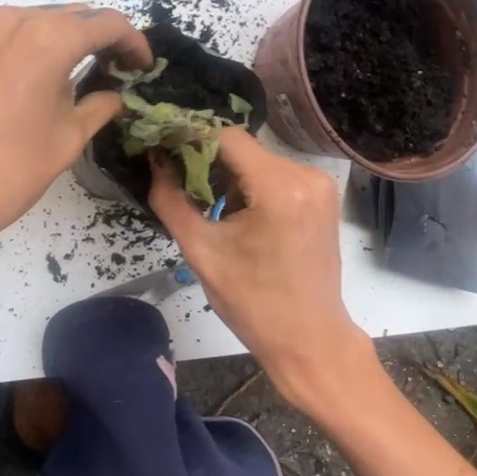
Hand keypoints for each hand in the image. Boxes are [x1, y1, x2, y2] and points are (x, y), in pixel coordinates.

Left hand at [0, 5, 150, 321]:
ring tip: (57, 81)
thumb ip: (98, 107)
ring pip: (23, 25)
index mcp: (47, 39)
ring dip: (49, 45)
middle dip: (91, 40)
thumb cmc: (5, 174)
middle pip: (64, 18)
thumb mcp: (66, 141)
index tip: (141, 64)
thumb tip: (114, 95)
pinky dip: (9, 55)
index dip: (132, 41)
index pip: (106, 23)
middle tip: (107, 71)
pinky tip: (9, 90)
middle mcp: (7, 22)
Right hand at [150, 127, 377, 414]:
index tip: (162, 149)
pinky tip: (235, 213)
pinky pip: (276, 175)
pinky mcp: (321, 197)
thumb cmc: (253, 303)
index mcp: (280, 187)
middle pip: (243, 148)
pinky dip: (251, 186)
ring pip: (258, 161)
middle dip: (206, 160)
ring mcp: (319, 185)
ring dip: (228, 175)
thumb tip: (155, 159)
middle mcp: (306, 175)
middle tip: (176, 181)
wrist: (309, 339)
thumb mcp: (202, 251)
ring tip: (206, 205)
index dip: (190, 137)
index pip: (226, 137)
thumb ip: (172, 199)